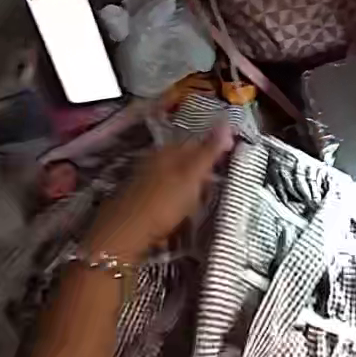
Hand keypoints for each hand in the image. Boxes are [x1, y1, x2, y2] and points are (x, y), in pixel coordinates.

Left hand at [84, 127, 232, 261]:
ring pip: (173, 174)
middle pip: (184, 158)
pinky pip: (165, 190)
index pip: (196, 142)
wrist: (125, 234)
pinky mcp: (138, 198)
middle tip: (219, 179)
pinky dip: (176, 195)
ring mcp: (143, 178)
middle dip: (201, 166)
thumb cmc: (163, 202)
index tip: (230, 159)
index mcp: (168, 150)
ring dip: (188, 183)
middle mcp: (154, 159)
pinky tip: (181, 207)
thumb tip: (227, 121)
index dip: (214, 149)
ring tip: (203, 196)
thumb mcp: (192, 175)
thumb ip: (209, 150)